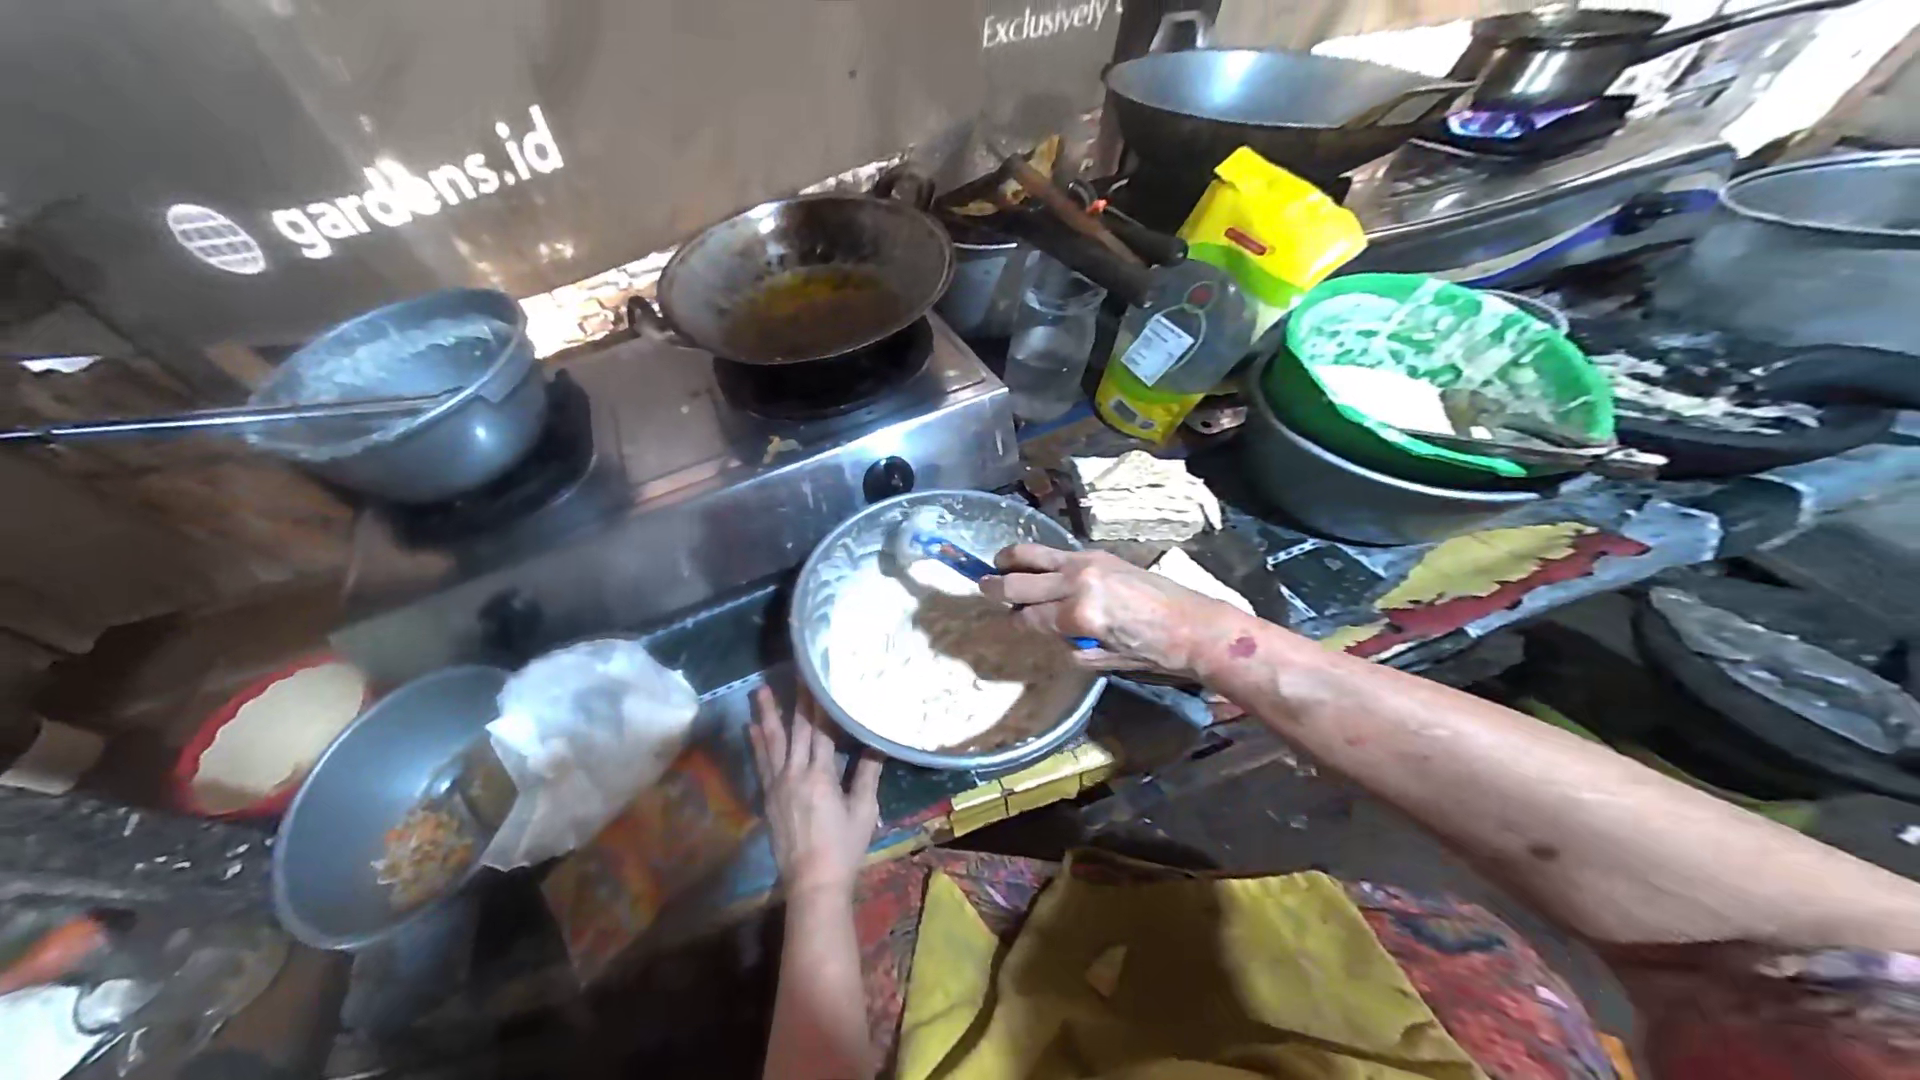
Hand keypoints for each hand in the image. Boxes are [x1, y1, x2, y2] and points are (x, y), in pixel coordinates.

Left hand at [749, 685, 882, 898]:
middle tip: (795, 672)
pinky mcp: (769, 797)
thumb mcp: (863, 809)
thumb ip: (867, 774)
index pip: (821, 730)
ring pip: (771, 742)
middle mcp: (795, 774)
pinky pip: (761, 763)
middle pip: (796, 729)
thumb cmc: (844, 846)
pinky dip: (757, 743)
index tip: (820, 679)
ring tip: (759, 690)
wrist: (813, 882)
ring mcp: (778, 785)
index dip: (821, 703)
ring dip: (767, 714)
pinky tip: (751, 727)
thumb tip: (876, 743)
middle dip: (797, 699)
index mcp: (821, 775)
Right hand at [980, 545, 1240, 677]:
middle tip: (982, 587)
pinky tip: (1033, 563)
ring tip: (997, 564)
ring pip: (1033, 555)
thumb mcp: (1105, 659)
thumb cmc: (1154, 652)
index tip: (1010, 623)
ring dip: (1010, 559)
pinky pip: (1056, 552)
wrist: (1195, 624)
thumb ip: (1069, 646)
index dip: (1017, 623)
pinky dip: (1038, 556)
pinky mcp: (1097, 554)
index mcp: (1079, 615)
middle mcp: (1077, 582)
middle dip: (997, 587)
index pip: (1029, 618)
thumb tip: (1048, 632)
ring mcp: (1087, 563)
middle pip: (1021, 583)